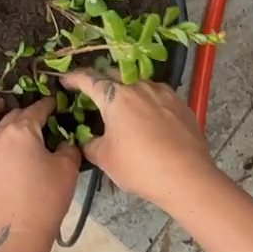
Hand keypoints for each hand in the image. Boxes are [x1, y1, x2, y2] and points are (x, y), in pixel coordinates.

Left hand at [0, 98, 82, 244]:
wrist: (16, 236)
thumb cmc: (46, 202)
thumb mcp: (68, 171)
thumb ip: (68, 149)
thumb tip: (64, 142)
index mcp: (22, 131)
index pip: (37, 110)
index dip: (47, 105)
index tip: (53, 103)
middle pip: (11, 116)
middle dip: (24, 112)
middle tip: (34, 116)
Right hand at [59, 72, 222, 211]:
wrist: (187, 177)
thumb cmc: (140, 167)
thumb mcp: (105, 159)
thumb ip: (90, 144)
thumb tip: (87, 139)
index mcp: (115, 97)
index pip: (89, 79)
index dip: (74, 78)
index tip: (66, 80)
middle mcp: (139, 87)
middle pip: (114, 75)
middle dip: (101, 80)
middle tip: (94, 94)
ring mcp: (162, 92)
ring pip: (138, 82)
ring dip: (127, 89)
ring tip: (124, 107)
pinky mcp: (180, 102)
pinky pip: (158, 94)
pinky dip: (148, 100)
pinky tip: (150, 117)